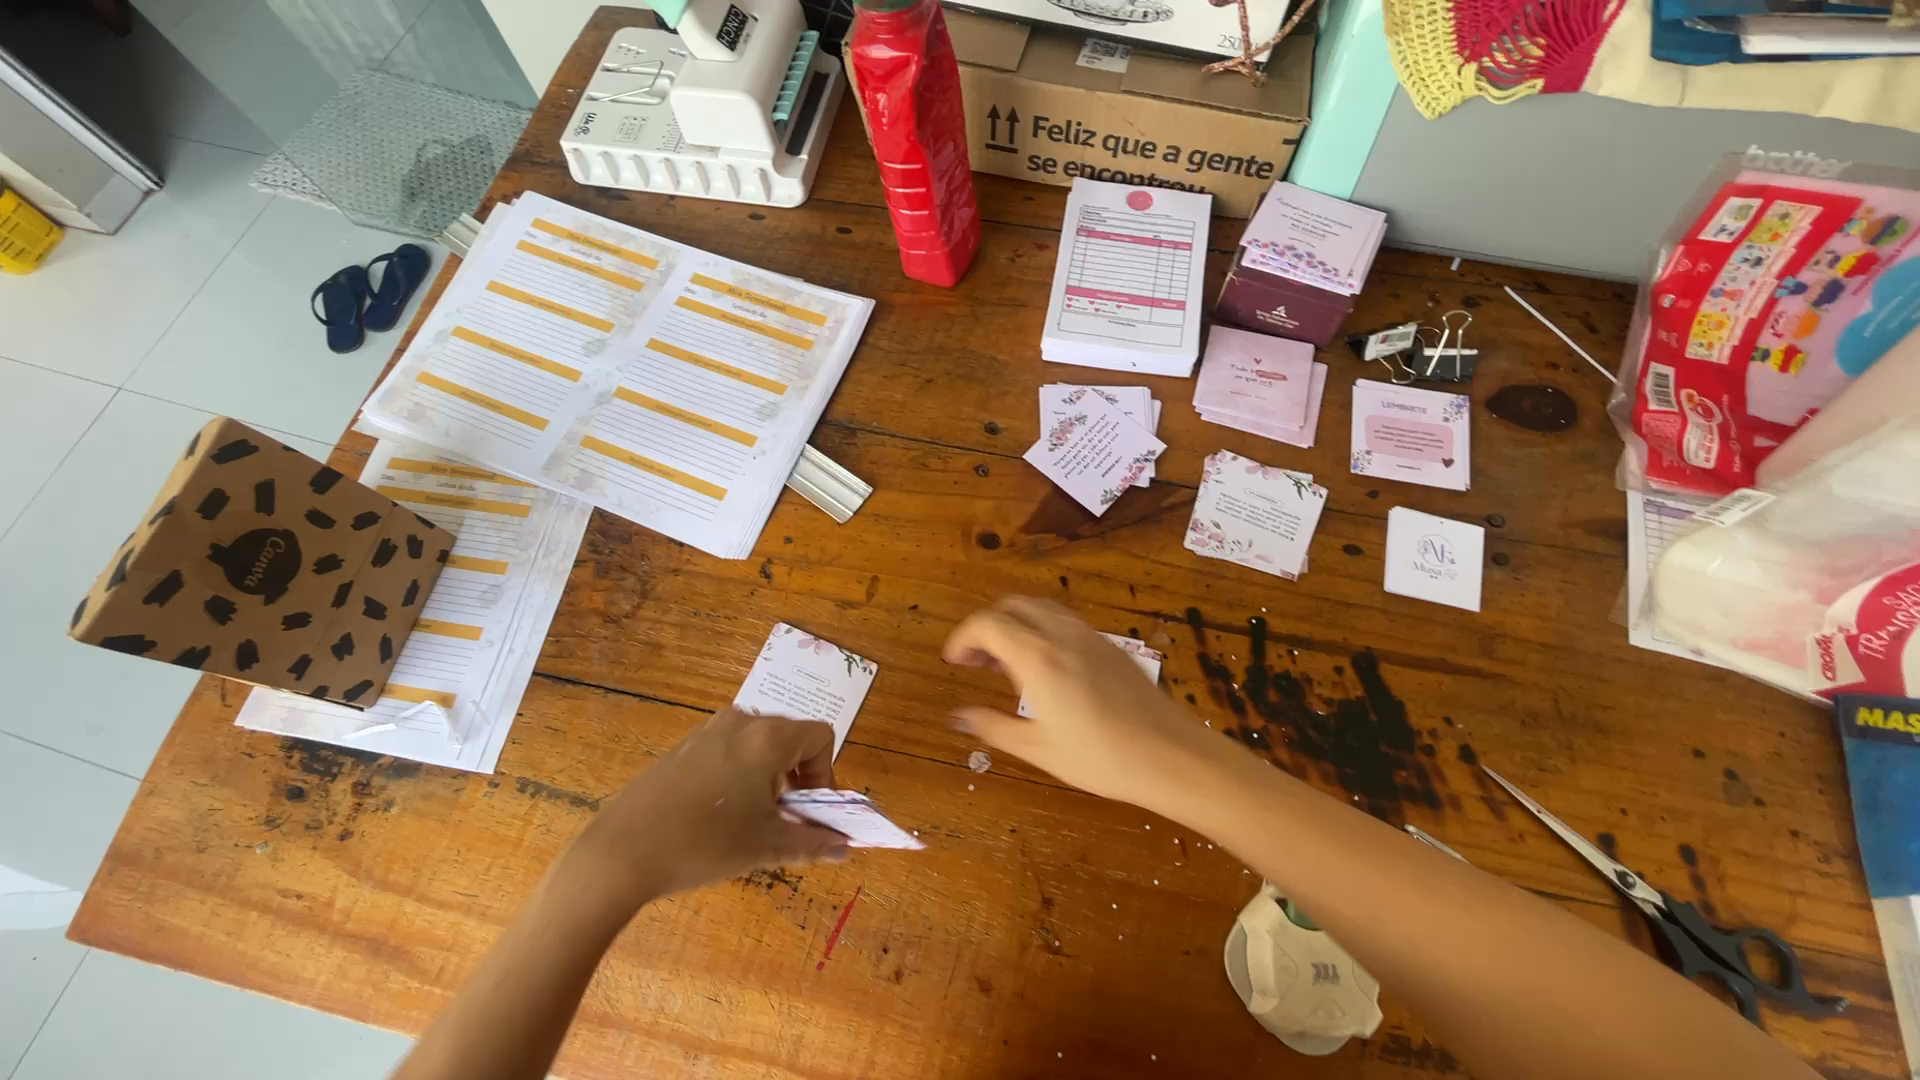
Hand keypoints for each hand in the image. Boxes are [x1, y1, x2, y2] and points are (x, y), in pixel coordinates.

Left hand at [563, 709, 852, 909]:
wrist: (622, 852)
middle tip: (784, 818)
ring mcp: (709, 730)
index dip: (826, 774)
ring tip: (751, 818)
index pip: (820, 736)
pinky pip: (731, 748)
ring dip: (770, 775)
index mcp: (769, 737)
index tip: (809, 811)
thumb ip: (813, 842)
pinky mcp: (685, 745)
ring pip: (760, 743)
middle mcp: (742, 721)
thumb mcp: (765, 847)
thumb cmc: (705, 844)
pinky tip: (717, 812)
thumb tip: (845, 847)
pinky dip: (741, 773)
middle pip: (791, 736)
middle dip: (799, 776)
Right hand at [943, 596, 1221, 806]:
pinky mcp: (1108, 644)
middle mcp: (1060, 635)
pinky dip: (1039, 629)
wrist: (1171, 755)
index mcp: (1037, 657)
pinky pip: (1063, 620)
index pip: (987, 623)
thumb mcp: (1038, 749)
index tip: (954, 662)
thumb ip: (992, 727)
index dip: (963, 637)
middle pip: (1010, 606)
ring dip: (1013, 624)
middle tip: (976, 664)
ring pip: (1039, 608)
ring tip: (1006, 664)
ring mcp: (1088, 635)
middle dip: (985, 627)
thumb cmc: (1101, 758)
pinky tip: (1045, 667)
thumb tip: (957, 716)